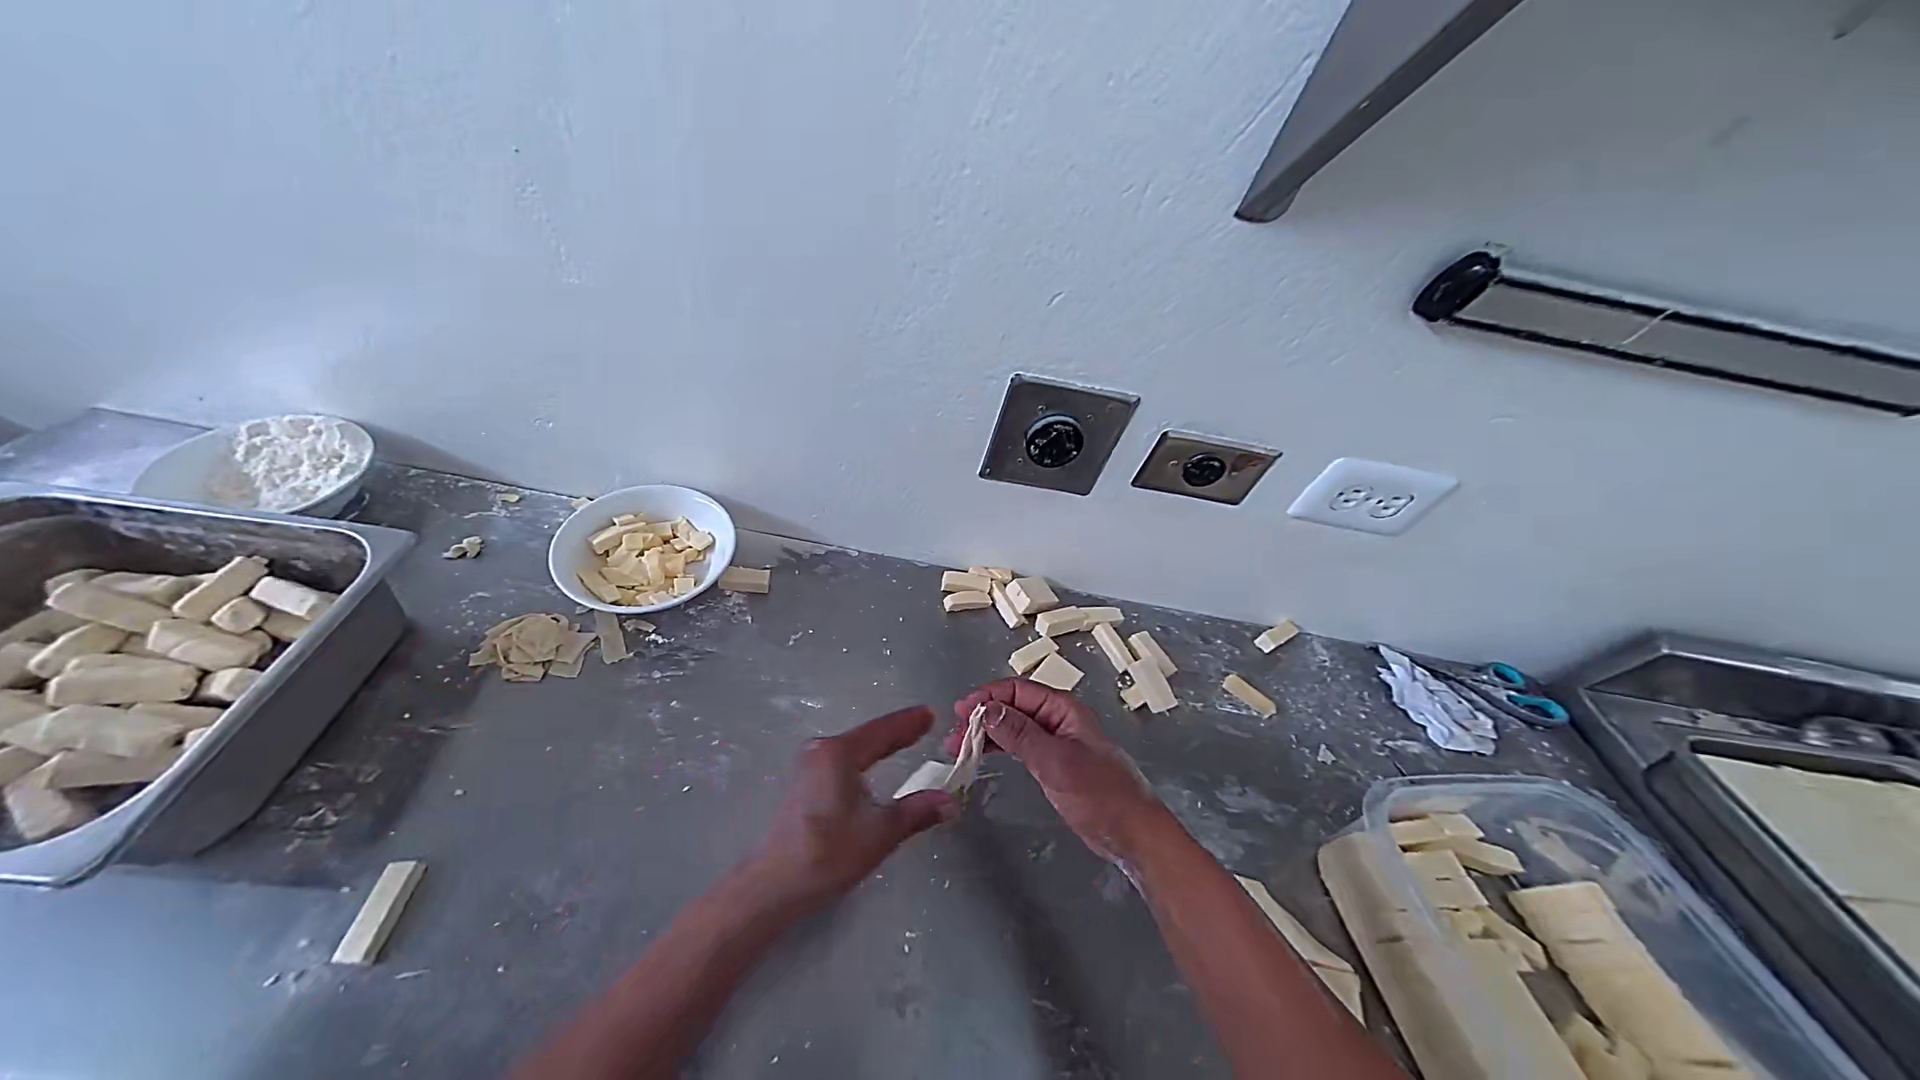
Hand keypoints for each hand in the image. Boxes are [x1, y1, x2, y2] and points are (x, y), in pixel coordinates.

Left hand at [744, 705, 957, 912]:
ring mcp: (808, 767)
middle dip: (896, 732)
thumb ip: (917, 811)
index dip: (908, 723)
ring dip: (878, 746)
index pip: (882, 731)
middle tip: (922, 724)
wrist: (774, 884)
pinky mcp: (802, 786)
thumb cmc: (829, 852)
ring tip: (903, 741)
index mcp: (840, 753)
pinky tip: (872, 766)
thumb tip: (950, 801)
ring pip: (853, 749)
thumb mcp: (881, 832)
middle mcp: (821, 752)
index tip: (929, 713)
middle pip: (867, 737)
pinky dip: (863, 759)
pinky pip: (842, 762)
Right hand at [951, 679, 1172, 861]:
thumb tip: (986, 709)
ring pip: (1013, 727)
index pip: (1018, 690)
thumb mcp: (1056, 761)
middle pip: (1013, 707)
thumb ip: (1020, 734)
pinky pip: (1019, 747)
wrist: (1133, 834)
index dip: (988, 696)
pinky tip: (981, 756)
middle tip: (954, 735)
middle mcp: (1058, 720)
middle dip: (982, 716)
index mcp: (1064, 710)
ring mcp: (1055, 743)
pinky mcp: (1052, 765)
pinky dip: (999, 749)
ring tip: (958, 747)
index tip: (961, 711)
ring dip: (986, 734)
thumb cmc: (1101, 794)